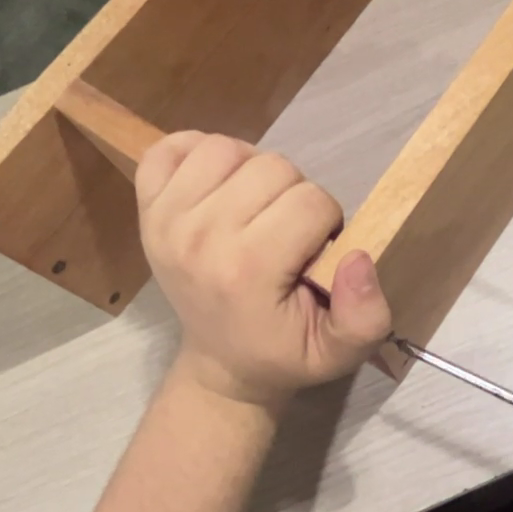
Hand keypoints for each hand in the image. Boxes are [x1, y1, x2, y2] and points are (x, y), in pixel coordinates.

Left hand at [135, 131, 391, 410]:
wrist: (221, 364)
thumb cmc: (283, 351)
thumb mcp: (337, 351)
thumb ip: (364, 315)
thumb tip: (356, 256)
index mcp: (247, 269)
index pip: (312, 201)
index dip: (327, 221)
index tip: (314, 252)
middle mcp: (201, 237)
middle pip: (274, 167)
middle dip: (293, 194)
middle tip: (287, 232)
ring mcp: (168, 218)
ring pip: (228, 148)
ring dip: (252, 170)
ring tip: (256, 207)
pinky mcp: (148, 207)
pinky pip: (171, 147)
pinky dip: (198, 154)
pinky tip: (218, 185)